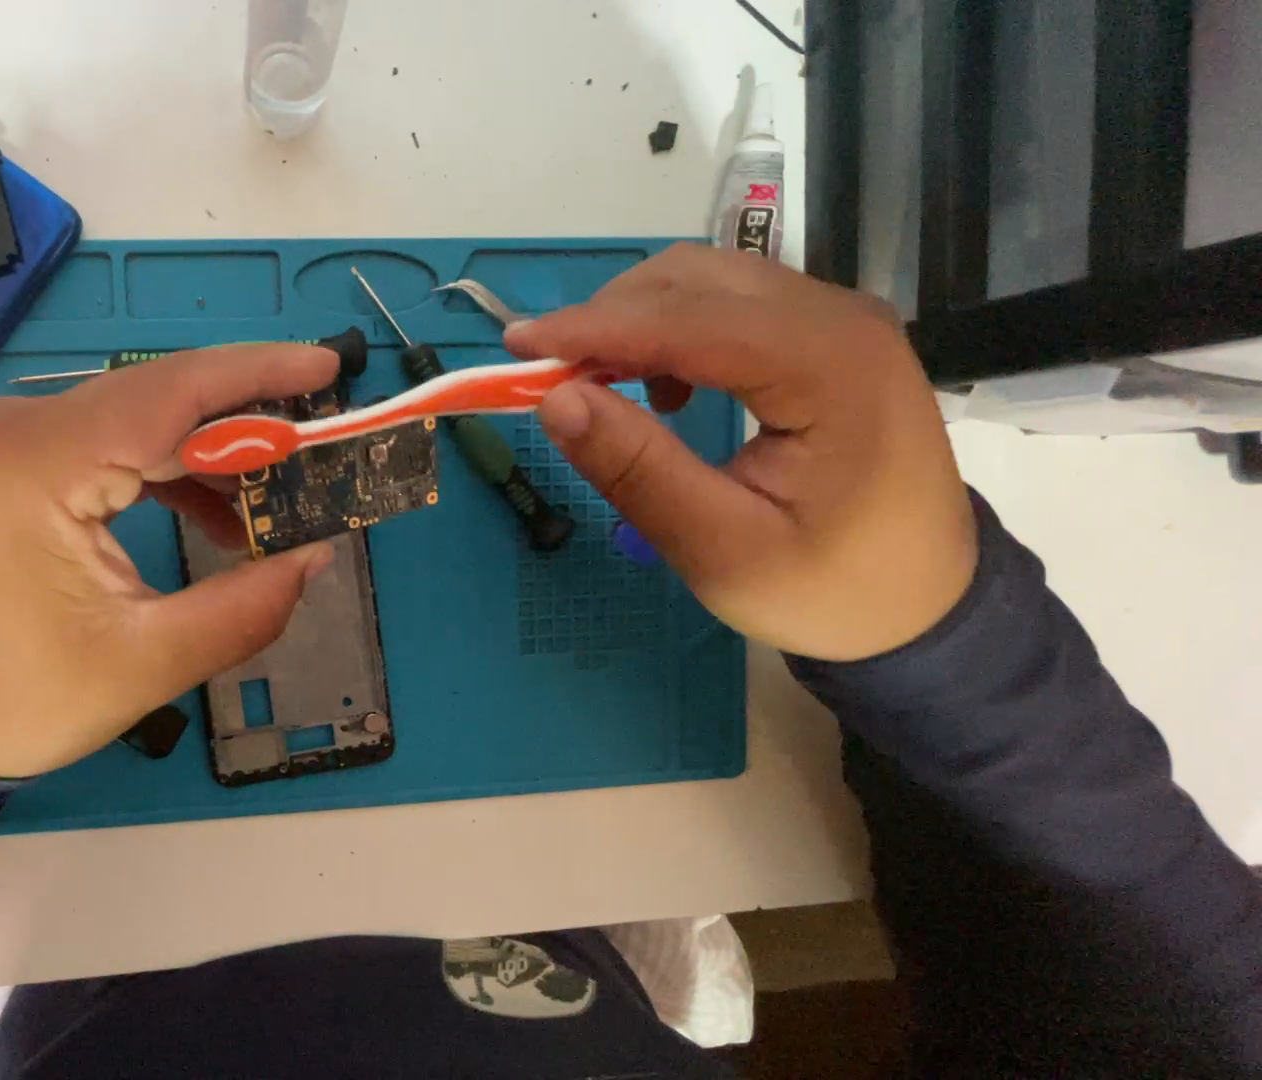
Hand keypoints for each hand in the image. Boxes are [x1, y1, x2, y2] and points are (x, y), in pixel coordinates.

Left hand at [0, 345, 337, 777]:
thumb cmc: (19, 699)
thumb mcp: (146, 661)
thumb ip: (245, 608)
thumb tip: (317, 556)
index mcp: (41, 464)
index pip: (171, 392)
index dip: (259, 376)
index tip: (329, 369)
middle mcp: (25, 430)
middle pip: (162, 398)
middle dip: (251, 416)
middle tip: (326, 435)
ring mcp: (20, 444)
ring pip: (145, 420)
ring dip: (218, 451)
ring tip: (285, 490)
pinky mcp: (26, 467)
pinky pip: (118, 448)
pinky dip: (177, 474)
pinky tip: (221, 520)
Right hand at [508, 245, 976, 661]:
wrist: (924, 607)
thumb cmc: (827, 587)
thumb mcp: (720, 547)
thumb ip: (638, 470)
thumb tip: (555, 401)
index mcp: (828, 366)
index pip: (687, 321)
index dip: (593, 328)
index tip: (516, 346)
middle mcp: (839, 320)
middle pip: (696, 280)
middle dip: (608, 318)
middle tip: (548, 376)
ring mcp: (837, 323)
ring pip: (709, 283)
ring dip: (635, 321)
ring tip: (592, 383)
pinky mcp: (824, 340)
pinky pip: (729, 307)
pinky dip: (670, 332)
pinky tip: (660, 390)